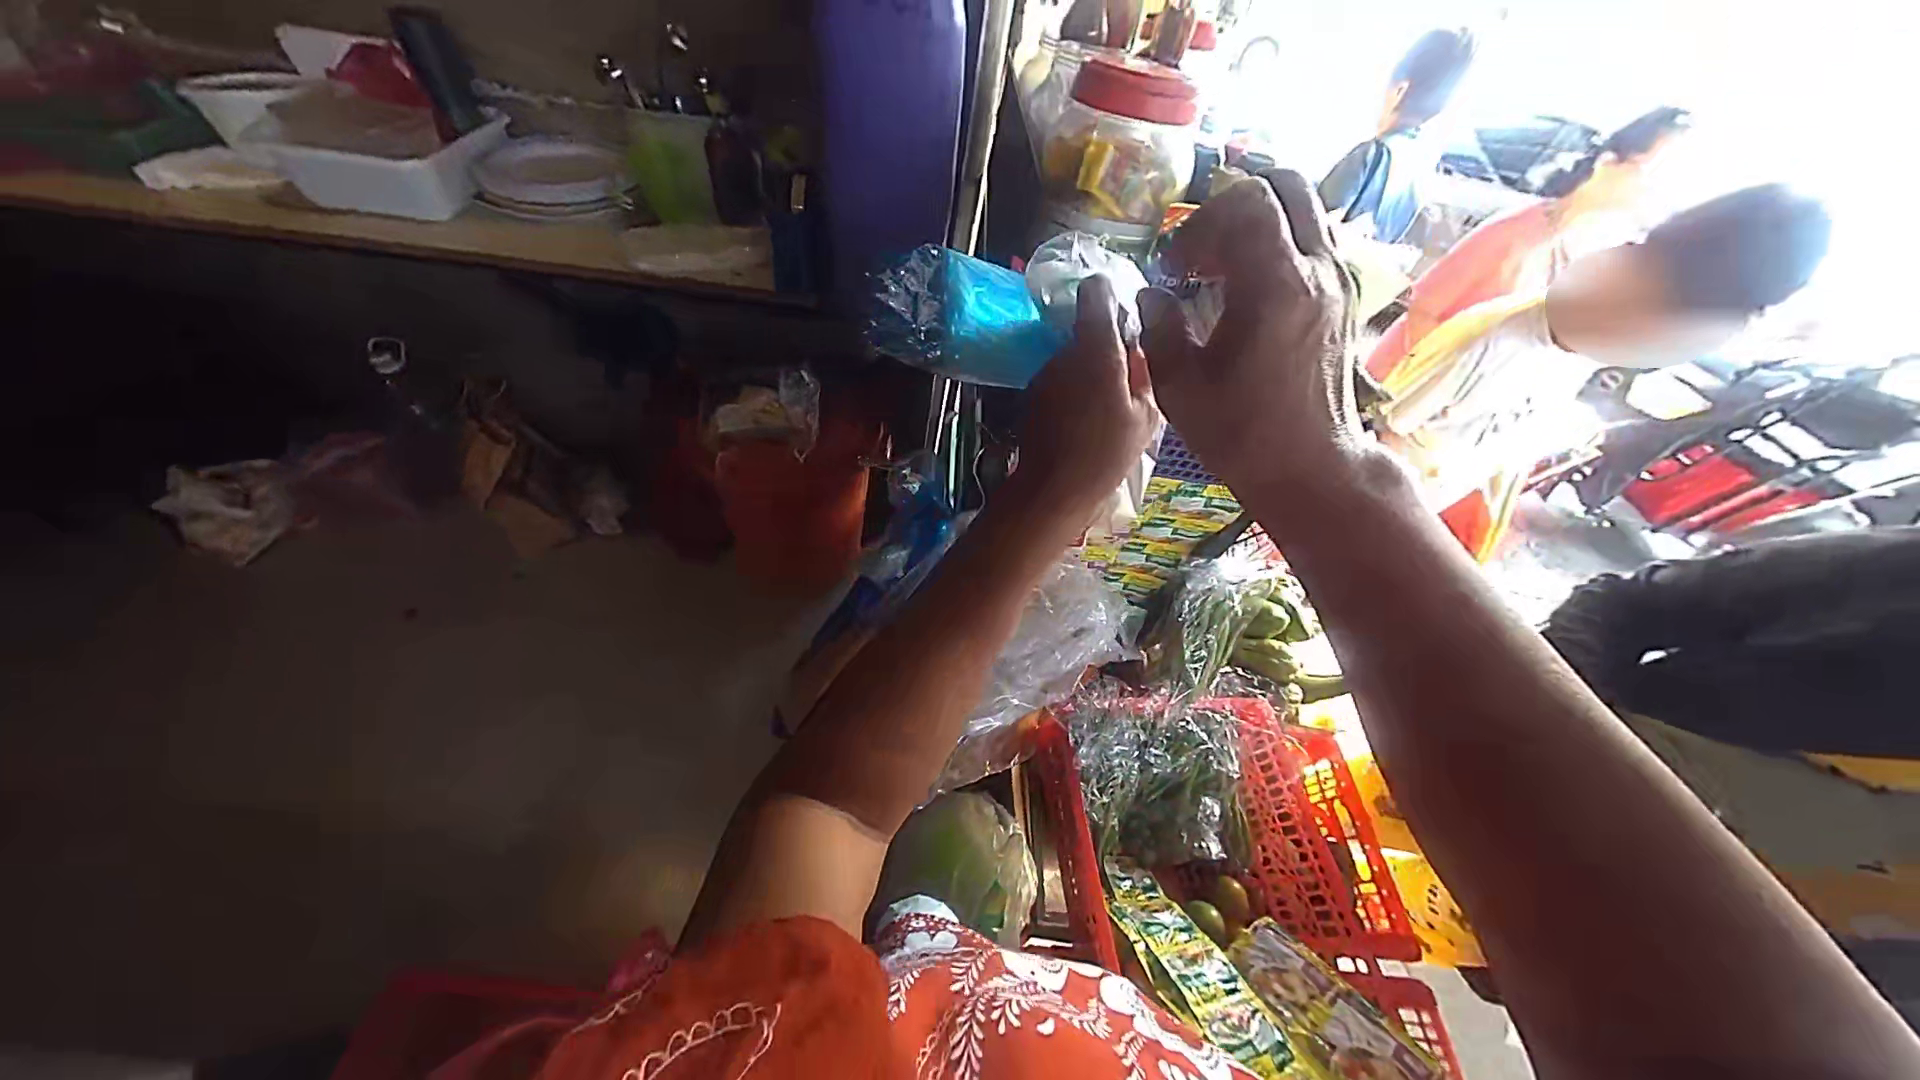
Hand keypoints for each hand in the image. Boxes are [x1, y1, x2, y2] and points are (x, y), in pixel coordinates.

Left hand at [1010, 274, 1158, 523]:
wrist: (1053, 489)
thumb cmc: (1106, 454)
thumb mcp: (1146, 416)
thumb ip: (1145, 374)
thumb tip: (1138, 353)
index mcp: (1096, 349)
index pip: (1096, 294)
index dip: (1110, 293)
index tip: (1125, 312)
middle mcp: (1064, 353)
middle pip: (1086, 331)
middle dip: (1106, 346)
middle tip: (1127, 376)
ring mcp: (1044, 374)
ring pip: (1073, 358)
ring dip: (1088, 370)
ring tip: (1106, 405)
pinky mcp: (1032, 395)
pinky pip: (1059, 380)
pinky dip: (1072, 390)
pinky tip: (1084, 419)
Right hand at [1137, 171, 1372, 517]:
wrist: (1309, 467)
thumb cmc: (1241, 433)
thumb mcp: (1180, 388)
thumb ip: (1159, 329)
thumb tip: (1151, 296)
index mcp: (1274, 287)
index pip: (1244, 203)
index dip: (1196, 225)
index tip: (1172, 269)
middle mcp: (1316, 270)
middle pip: (1284, 185)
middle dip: (1230, 206)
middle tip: (1198, 252)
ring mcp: (1337, 281)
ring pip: (1304, 208)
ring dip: (1257, 222)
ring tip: (1220, 267)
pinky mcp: (1342, 299)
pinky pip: (1313, 239)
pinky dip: (1277, 243)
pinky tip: (1248, 287)